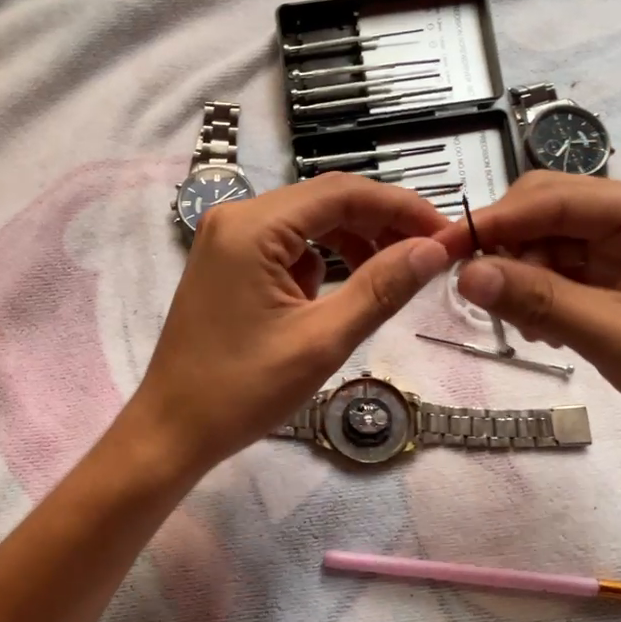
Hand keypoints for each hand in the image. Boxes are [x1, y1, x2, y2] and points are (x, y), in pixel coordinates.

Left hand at [131, 174, 451, 472]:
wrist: (172, 429)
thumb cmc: (242, 390)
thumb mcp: (322, 341)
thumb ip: (381, 288)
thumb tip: (434, 249)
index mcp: (252, 227)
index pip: (343, 192)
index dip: (401, 208)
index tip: (447, 234)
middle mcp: (234, 219)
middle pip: (323, 201)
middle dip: (379, 225)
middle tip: (427, 257)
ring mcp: (224, 242)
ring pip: (305, 225)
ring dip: (350, 244)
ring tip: (388, 279)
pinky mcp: (224, 267)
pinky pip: (283, 249)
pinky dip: (317, 264)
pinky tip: (328, 300)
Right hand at [436, 172, 620, 454]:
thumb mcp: (618, 339)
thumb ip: (539, 300)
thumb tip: (464, 273)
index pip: (554, 198)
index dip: (491, 223)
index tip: (438, 252)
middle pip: (551, 210)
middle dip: (508, 250)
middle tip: (482, 302)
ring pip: (555, 240)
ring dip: (526, 277)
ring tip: (527, 328)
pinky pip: (572, 266)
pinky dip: (547, 292)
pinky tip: (547, 328)